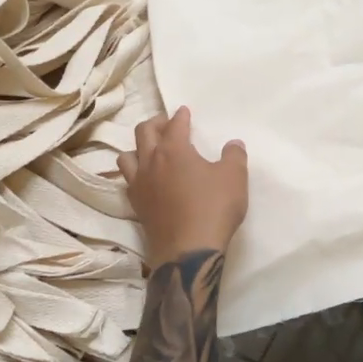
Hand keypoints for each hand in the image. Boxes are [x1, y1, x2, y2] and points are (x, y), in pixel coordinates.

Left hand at [118, 108, 248, 266]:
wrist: (188, 250)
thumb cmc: (213, 208)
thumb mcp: (234, 178)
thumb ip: (234, 156)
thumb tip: (233, 144)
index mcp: (174, 150)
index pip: (175, 125)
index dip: (180, 116)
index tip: (184, 111)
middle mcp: (150, 162)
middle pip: (143, 133)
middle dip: (155, 123)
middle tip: (166, 123)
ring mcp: (139, 184)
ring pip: (127, 156)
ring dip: (138, 147)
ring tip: (150, 150)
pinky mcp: (136, 206)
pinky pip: (127, 180)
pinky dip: (134, 172)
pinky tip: (145, 178)